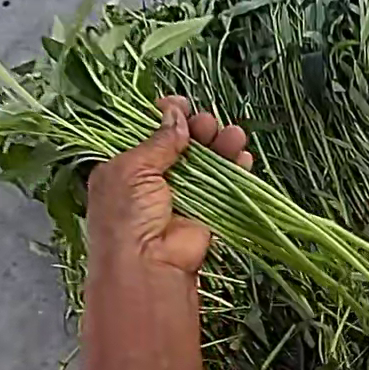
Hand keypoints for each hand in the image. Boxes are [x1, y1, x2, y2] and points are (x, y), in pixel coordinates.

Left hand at [86, 96, 251, 275]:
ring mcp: (182, 196)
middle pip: (181, 146)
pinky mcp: (207, 212)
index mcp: (125, 167)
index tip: (180, 104)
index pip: (148, 134)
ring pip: (206, 163)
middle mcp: (153, 181)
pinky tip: (243, 156)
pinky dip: (235, 169)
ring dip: (220, 146)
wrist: (149, 264)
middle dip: (196, 130)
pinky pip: (224, 185)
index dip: (165, 117)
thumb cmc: (128, 215)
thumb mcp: (133, 168)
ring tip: (233, 134)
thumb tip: (175, 115)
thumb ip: (158, 141)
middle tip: (208, 122)